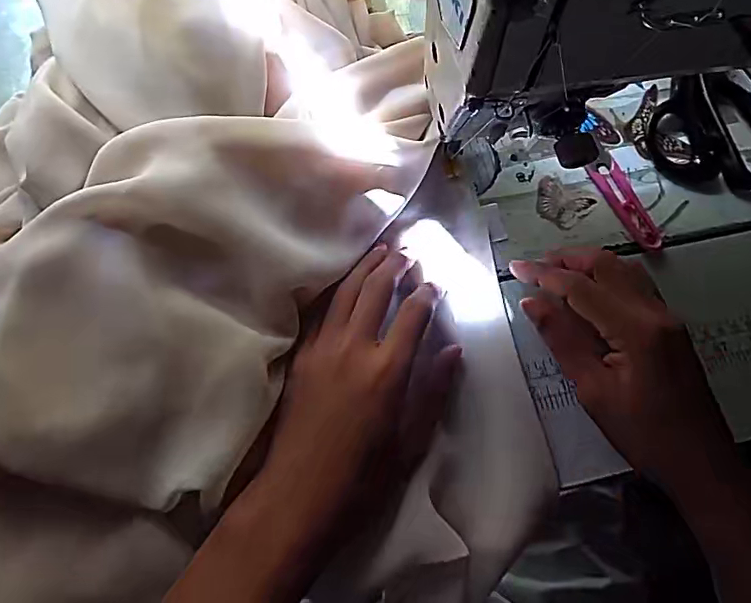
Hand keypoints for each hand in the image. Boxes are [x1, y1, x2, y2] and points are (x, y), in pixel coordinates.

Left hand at [167, 244, 460, 602]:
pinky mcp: (302, 355)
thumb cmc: (362, 480)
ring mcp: (323, 348)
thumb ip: (434, 392)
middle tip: (406, 253)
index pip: (413, 313)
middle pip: (376, 290)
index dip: (426, 292)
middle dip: (394, 266)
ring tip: (379, 252)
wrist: (296, 498)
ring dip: (365, 268)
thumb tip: (454, 350)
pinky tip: (343, 283)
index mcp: (388, 371)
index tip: (435, 283)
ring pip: (346, 292)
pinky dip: (337, 289)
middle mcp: (355, 348)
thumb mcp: (410, 444)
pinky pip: (322, 310)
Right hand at [510, 248, 736, 492]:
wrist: (704, 465)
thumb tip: (532, 303)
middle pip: (605, 263)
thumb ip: (563, 340)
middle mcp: (654, 311)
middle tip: (534, 267)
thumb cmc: (646, 437)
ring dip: (587, 263)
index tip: (517, 268)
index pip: (581, 286)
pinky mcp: (670, 324)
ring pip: (622, 268)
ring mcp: (666, 315)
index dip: (545, 274)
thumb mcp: (594, 393)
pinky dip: (607, 275)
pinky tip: (589, 290)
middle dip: (566, 258)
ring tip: (556, 274)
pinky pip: (635, 283)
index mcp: (635, 329)